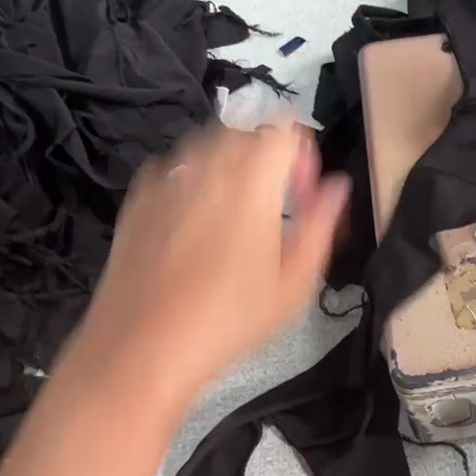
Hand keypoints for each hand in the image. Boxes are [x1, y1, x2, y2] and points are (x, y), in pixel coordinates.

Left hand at [73, 122, 349, 393]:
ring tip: (238, 214)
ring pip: (209, 145)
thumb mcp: (295, 281)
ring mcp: (168, 177)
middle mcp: (209, 164)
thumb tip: (336, 187)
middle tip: (278, 204)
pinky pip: (176, 168)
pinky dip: (195, 180)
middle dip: (268, 156)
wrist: (140, 347)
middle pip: (248, 131)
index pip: (285, 128)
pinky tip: (197, 223)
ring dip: (231, 165)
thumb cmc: (228, 318)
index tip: (305, 191)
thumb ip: (321, 223)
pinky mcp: (139, 197)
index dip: (303, 152)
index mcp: (253, 179)